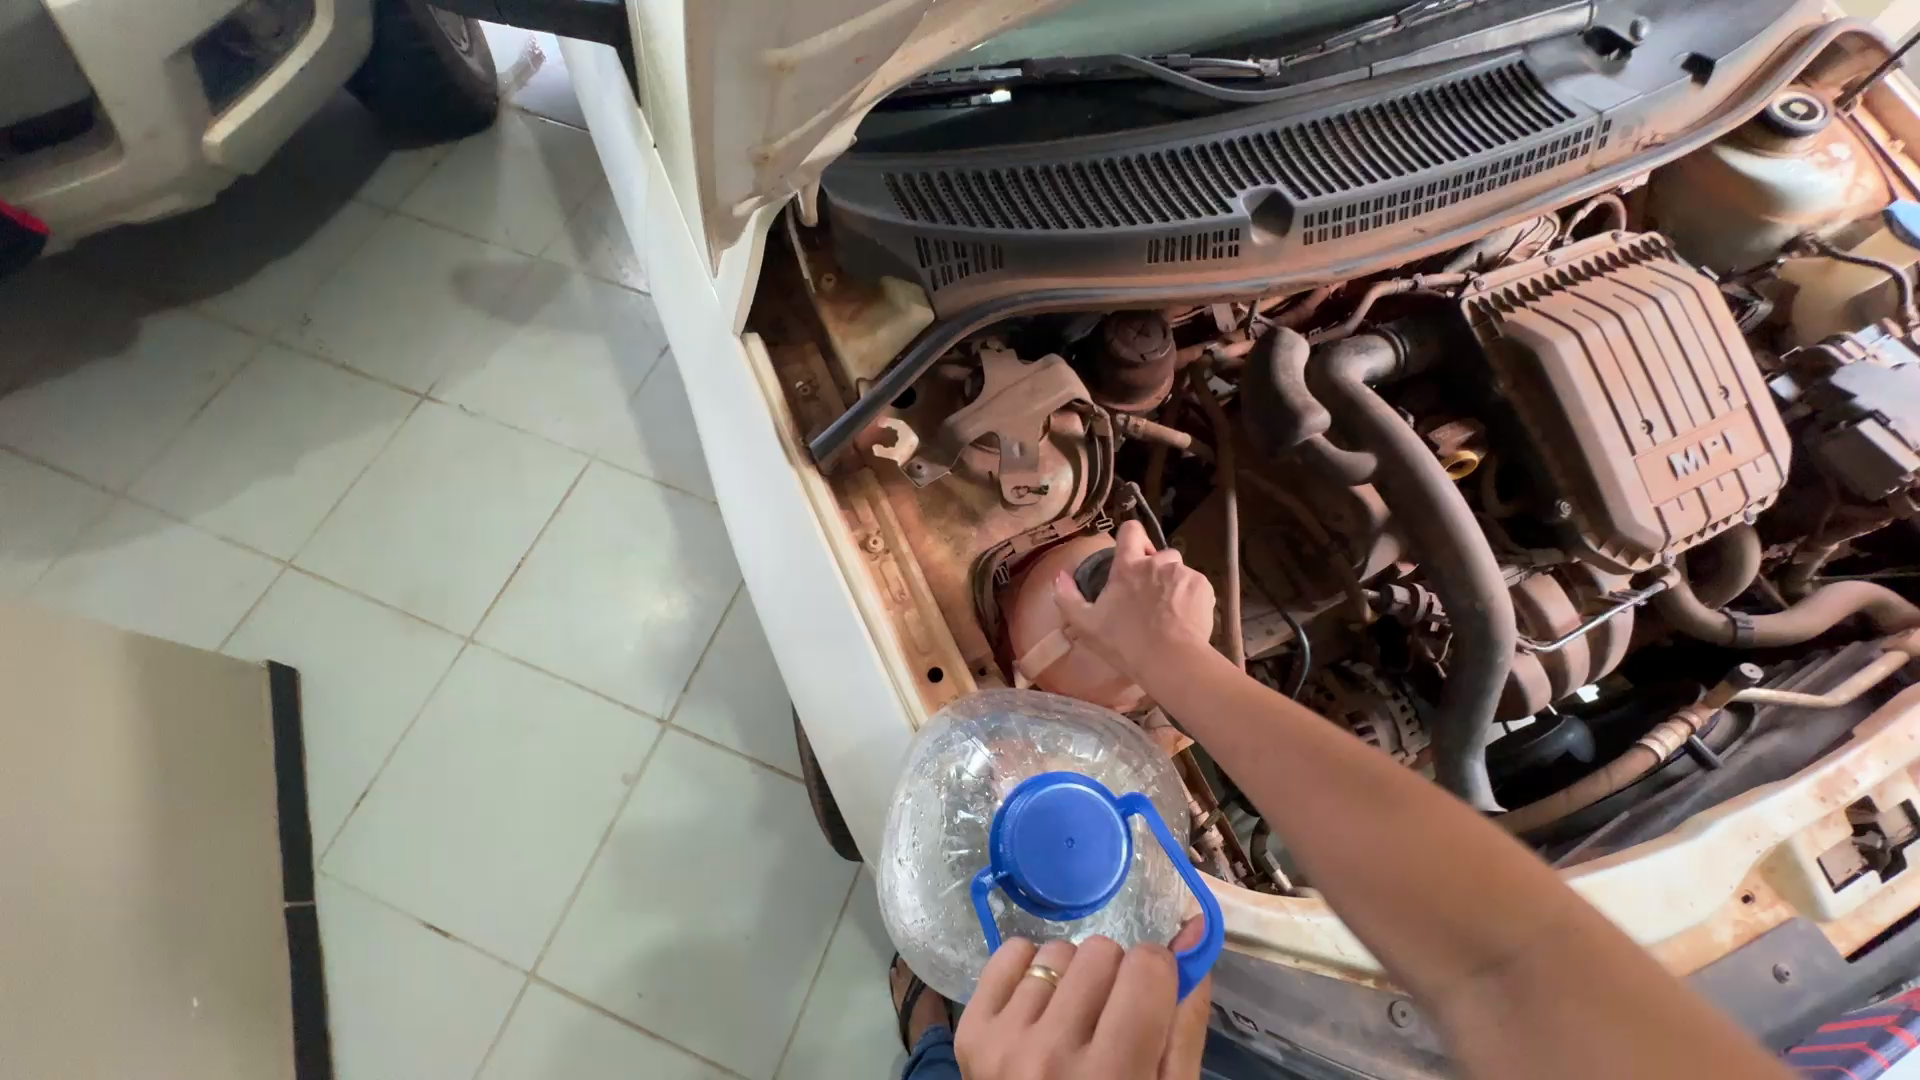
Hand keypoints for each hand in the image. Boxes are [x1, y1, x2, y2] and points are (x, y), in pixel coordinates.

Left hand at [955, 921, 1212, 1079]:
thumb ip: (1184, 1019)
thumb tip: (1192, 930)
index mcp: (1113, 1079)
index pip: (1147, 967)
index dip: (1158, 976)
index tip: (1154, 1000)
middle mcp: (1052, 1056)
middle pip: (1101, 951)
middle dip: (1115, 978)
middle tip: (1112, 1024)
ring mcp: (1004, 1043)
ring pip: (1058, 950)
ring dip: (1073, 978)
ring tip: (1074, 1026)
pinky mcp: (971, 1032)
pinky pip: (1012, 953)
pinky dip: (1031, 969)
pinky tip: (1042, 1011)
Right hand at [1051, 519, 1215, 684]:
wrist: (1170, 660)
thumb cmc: (1124, 643)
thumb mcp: (1086, 625)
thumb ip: (1067, 597)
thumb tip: (1060, 576)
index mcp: (1128, 566)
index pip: (1130, 531)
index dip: (1131, 538)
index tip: (1132, 554)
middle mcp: (1157, 563)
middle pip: (1159, 555)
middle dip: (1155, 570)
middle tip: (1148, 597)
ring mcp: (1183, 574)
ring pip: (1178, 572)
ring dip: (1173, 585)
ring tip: (1168, 612)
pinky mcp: (1202, 587)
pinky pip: (1196, 586)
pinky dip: (1190, 598)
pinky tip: (1184, 619)